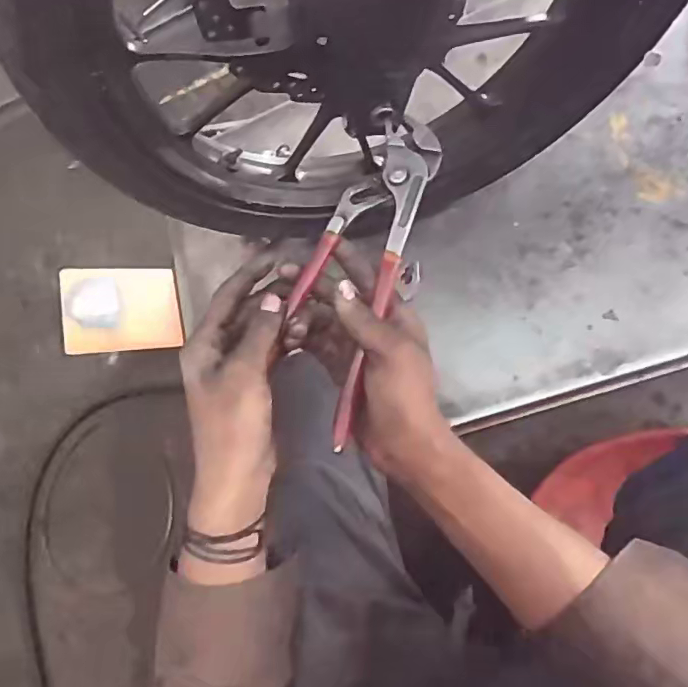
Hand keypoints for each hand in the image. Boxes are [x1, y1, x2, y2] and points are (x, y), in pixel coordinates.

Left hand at [179, 249, 293, 536]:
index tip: (276, 253)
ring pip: (260, 330)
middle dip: (271, 294)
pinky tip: (305, 331)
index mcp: (202, 345)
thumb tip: (273, 296)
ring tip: (309, 304)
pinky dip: (286, 339)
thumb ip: (259, 333)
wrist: (238, 479)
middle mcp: (216, 350)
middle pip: (245, 311)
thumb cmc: (233, 426)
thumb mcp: (245, 375)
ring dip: (281, 317)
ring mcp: (236, 367)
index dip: (250, 274)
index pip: (226, 298)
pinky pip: (270, 350)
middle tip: (303, 277)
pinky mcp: (254, 381)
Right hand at [288, 241, 462, 484]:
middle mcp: (374, 327)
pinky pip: (318, 345)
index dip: (348, 260)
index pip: (369, 280)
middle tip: (282, 275)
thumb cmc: (404, 395)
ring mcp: (356, 348)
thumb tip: (338, 288)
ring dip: (305, 314)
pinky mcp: (340, 368)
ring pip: (325, 321)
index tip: (326, 241)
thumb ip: (363, 320)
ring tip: (282, 312)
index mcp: (395, 317)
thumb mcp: (390, 353)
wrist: (403, 445)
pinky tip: (287, 336)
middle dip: (314, 286)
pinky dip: (303, 338)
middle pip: (341, 298)